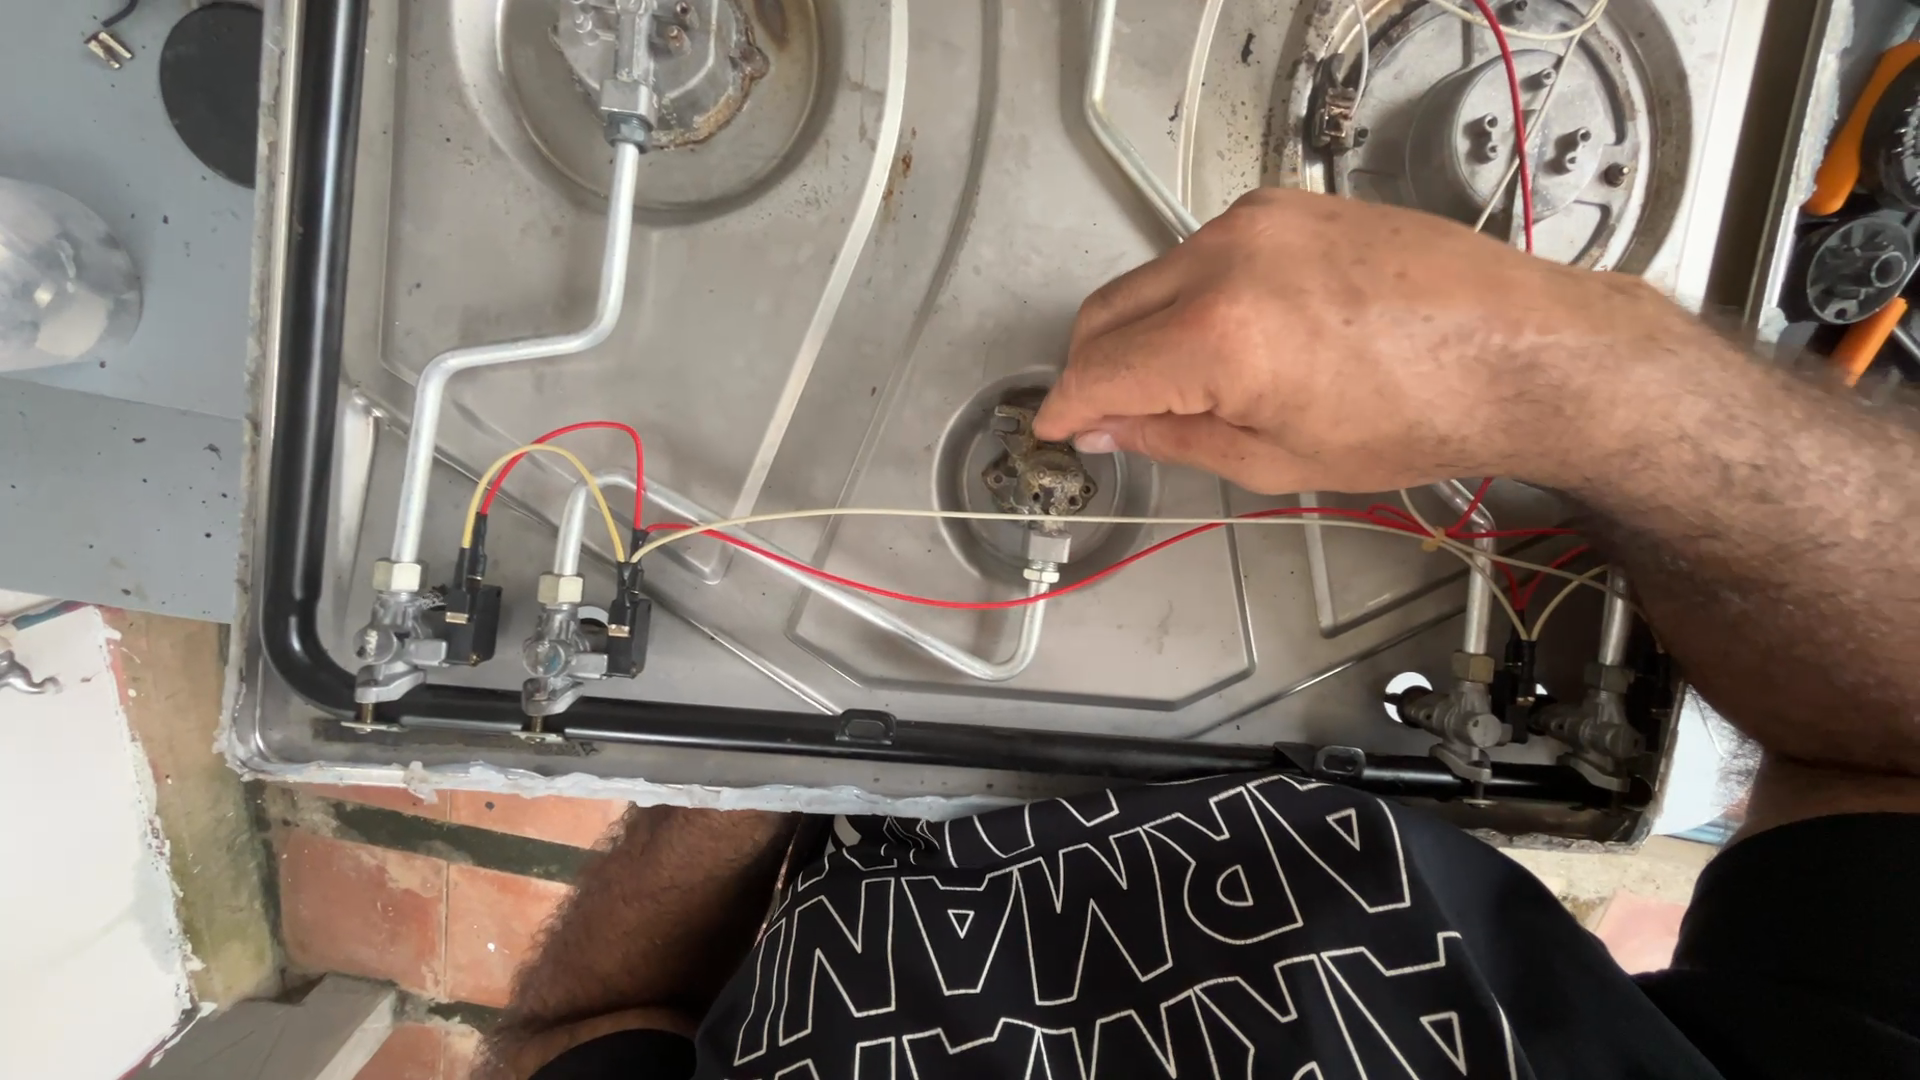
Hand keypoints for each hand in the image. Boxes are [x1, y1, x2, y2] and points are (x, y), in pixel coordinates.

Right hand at [1032, 188, 1684, 493]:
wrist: (1522, 351)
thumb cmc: (1407, 423)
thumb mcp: (1270, 458)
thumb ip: (1167, 436)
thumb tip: (1103, 426)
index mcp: (1217, 337)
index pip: (1097, 370)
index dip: (1065, 409)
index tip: (1055, 432)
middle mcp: (1222, 259)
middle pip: (1102, 313)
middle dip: (1087, 369)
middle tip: (1102, 415)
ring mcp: (1252, 220)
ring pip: (1143, 280)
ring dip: (1132, 333)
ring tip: (1168, 382)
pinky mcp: (1281, 204)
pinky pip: (1192, 256)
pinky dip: (1177, 300)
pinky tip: (1214, 336)